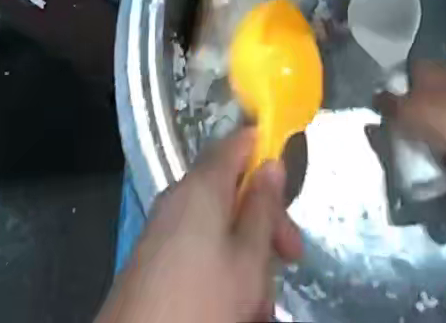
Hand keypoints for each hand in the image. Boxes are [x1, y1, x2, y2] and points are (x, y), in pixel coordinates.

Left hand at [95, 128, 302, 322]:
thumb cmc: (202, 301)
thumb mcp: (249, 259)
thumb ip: (263, 208)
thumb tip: (272, 163)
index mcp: (203, 184)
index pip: (238, 142)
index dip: (267, 154)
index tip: (289, 187)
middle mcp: (180, 196)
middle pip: (232, 190)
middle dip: (264, 220)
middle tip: (290, 255)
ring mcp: (164, 227)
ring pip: (219, 226)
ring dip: (246, 255)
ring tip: (259, 298)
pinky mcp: (155, 258)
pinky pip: (199, 248)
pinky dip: (221, 269)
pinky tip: (233, 303)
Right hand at [376, 60, 445, 155]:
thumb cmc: (440, 119)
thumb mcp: (404, 113)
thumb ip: (386, 104)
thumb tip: (374, 95)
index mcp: (425, 63)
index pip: (404, 68)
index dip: (395, 86)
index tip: (389, 106)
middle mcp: (445, 68)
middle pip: (422, 83)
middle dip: (414, 99)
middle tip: (404, 122)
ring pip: (439, 97)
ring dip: (432, 111)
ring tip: (423, 133)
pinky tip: (443, 136)